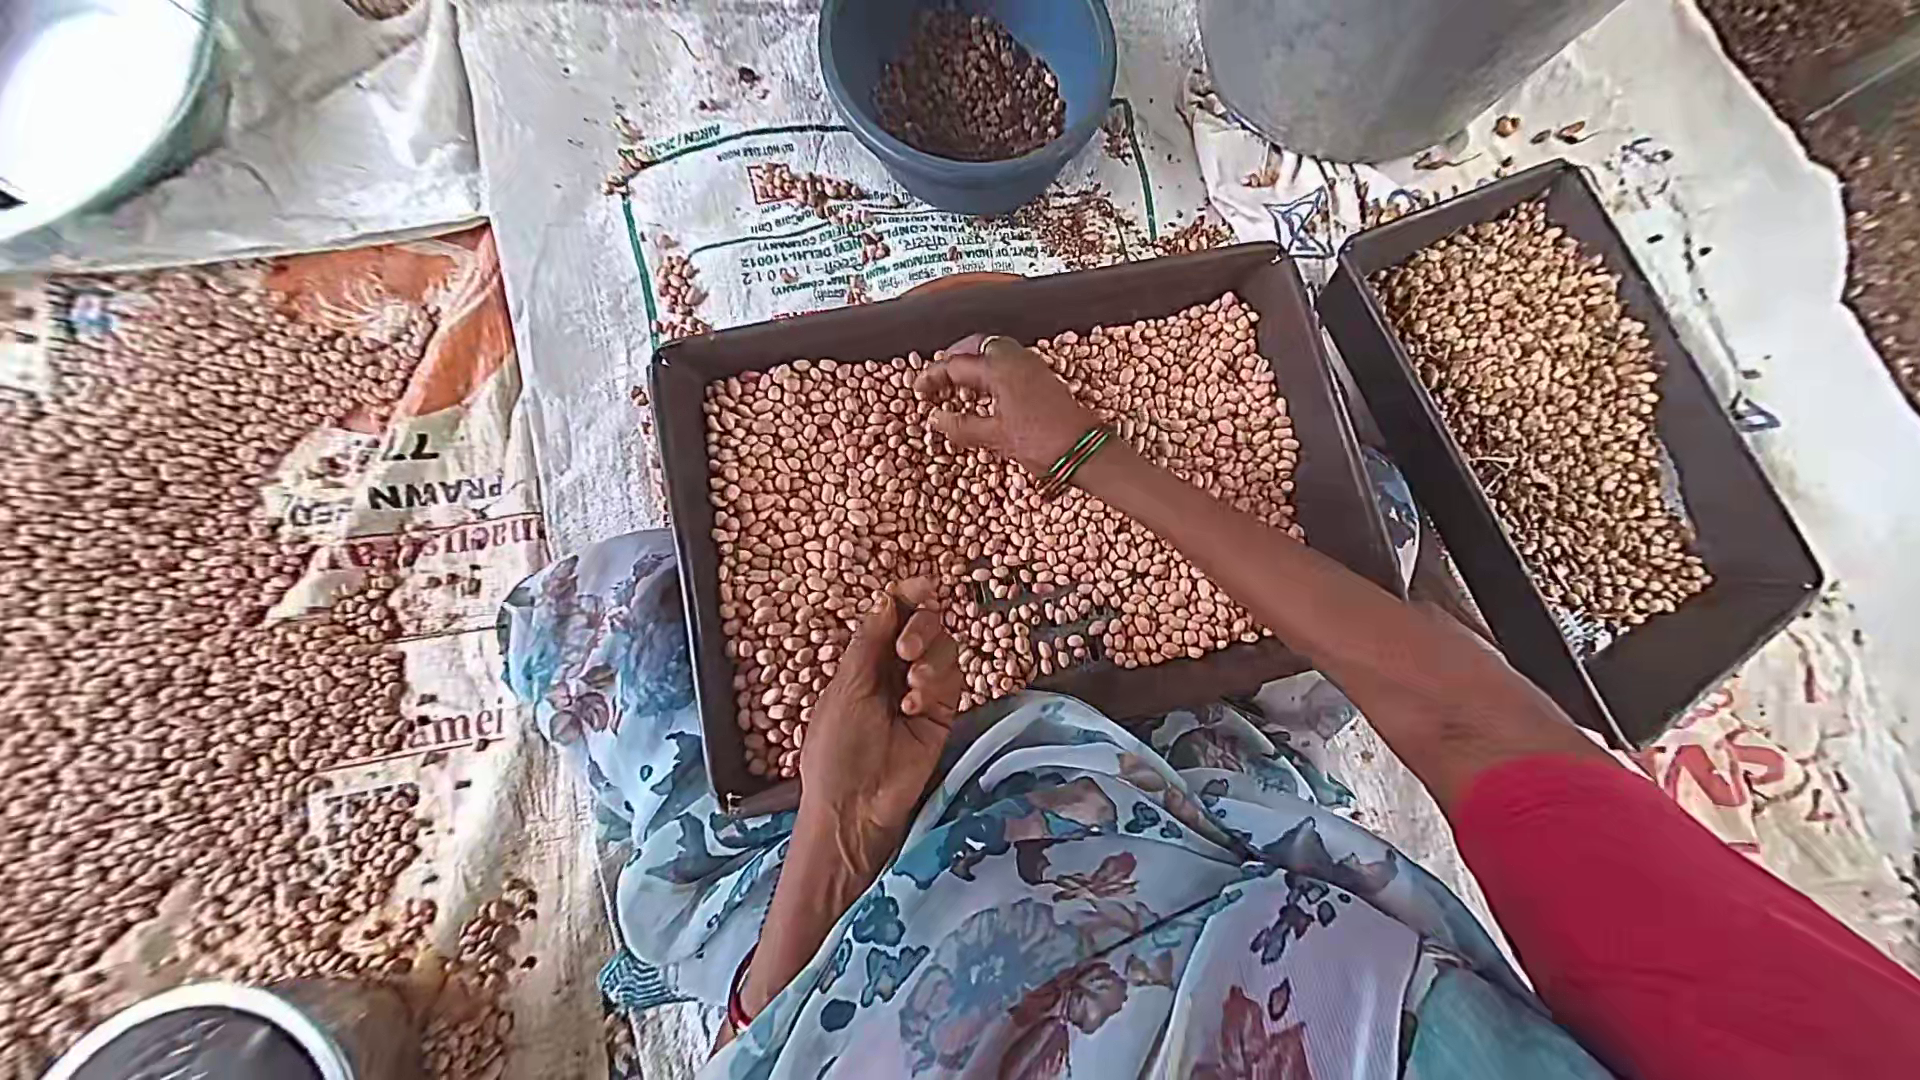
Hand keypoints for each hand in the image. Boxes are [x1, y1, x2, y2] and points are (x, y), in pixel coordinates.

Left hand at [799, 577, 962, 873]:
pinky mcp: (943, 711)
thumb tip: (887, 599)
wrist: (855, 806)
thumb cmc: (836, 747)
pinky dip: (937, 685)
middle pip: (925, 623)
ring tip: (911, 689)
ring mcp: (922, 688)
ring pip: (945, 648)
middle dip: (922, 626)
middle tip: (906, 649)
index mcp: (867, 657)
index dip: (908, 595)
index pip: (893, 613)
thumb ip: (871, 642)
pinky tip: (915, 707)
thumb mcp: (846, 687)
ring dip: (931, 659)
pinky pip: (953, 679)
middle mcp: (896, 667)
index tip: (921, 587)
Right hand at [914, 333, 1100, 475]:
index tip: (918, 389)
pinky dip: (990, 370)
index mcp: (1000, 369)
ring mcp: (1031, 365)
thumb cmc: (1042, 443)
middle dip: (952, 361)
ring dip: (973, 364)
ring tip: (957, 387)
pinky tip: (985, 392)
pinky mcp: (1041, 377)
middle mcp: (1016, 359)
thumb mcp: (996, 437)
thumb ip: (962, 426)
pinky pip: (1008, 362)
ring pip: (993, 351)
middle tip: (936, 381)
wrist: (1084, 449)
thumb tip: (936, 420)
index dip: (933, 376)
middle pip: (975, 347)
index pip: (956, 364)